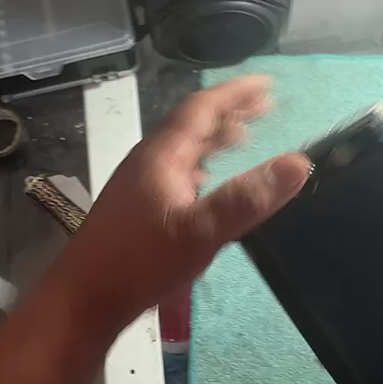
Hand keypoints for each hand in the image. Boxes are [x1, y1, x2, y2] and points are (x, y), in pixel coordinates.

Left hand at [48, 76, 309, 331]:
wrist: (84, 299)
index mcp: (161, 156)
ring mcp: (139, 186)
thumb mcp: (200, 231)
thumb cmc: (139, 262)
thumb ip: (247, 198)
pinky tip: (208, 184)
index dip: (235, 93)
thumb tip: (298, 163)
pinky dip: (201, 167)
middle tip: (266, 108)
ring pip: (183, 150)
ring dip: (215, 140)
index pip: (202, 108)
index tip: (268, 84)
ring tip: (245, 139)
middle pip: (192, 125)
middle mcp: (148, 162)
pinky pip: (176, 173)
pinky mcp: (136, 209)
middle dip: (229, 113)